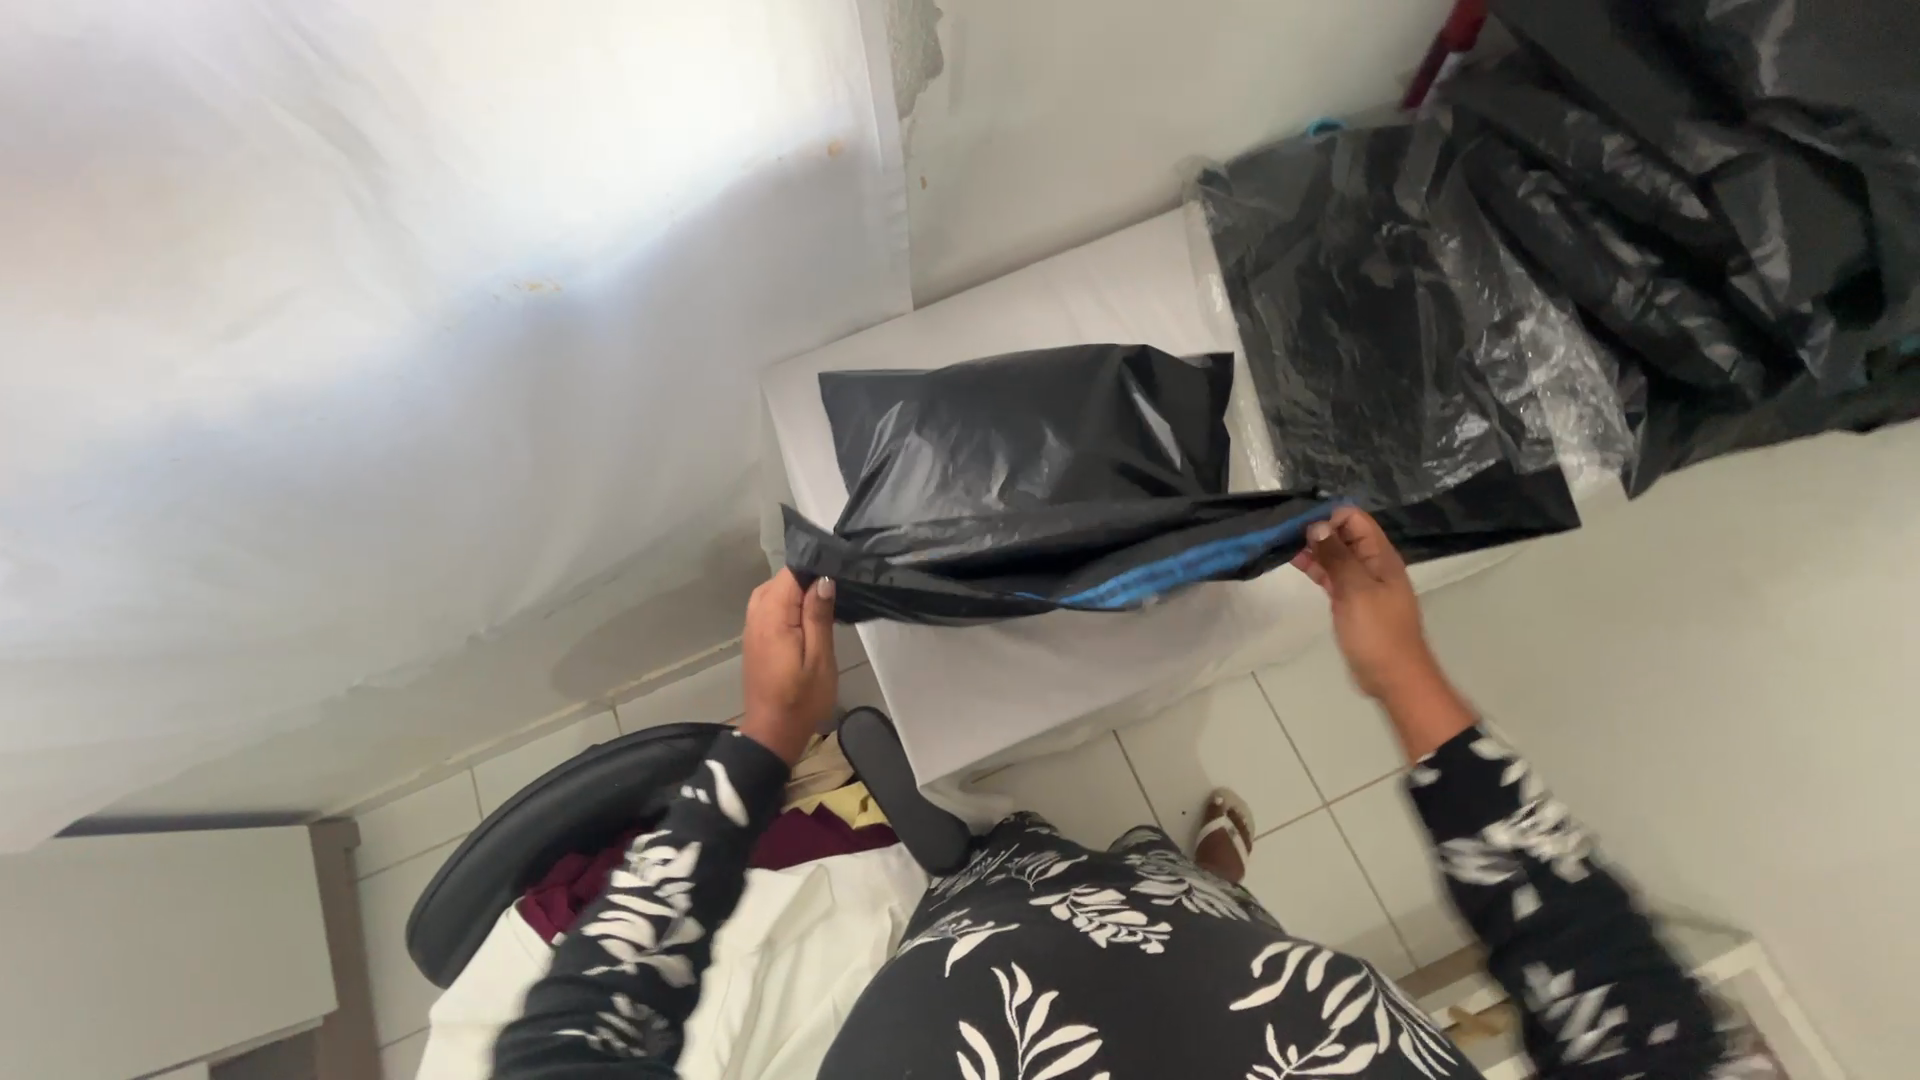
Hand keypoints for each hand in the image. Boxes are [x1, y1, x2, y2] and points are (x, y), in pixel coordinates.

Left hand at [738, 570, 837, 765]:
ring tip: (825, 601)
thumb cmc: (802, 699)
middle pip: (780, 579)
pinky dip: (787, 603)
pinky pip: (769, 606)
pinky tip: (807, 614)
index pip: (791, 574)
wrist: (773, 733)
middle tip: (838, 588)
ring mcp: (752, 627)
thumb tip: (823, 579)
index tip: (839, 569)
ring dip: (797, 591)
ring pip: (773, 591)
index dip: (815, 567)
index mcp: (773, 617)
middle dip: (807, 578)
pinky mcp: (755, 638)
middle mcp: (757, 615)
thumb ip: (818, 616)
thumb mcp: (820, 658)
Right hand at [1290, 507, 1440, 702]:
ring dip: (1312, 548)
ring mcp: (1361, 582)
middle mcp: (1372, 564)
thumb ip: (1337, 556)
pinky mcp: (1350, 599)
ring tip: (1281, 543)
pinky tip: (1294, 562)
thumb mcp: (1355, 590)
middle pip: (1344, 534)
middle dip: (1316, 529)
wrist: (1392, 676)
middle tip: (1283, 532)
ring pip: (1335, 554)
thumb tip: (1317, 525)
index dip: (1328, 516)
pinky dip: (1315, 567)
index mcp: (1380, 557)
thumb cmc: (1377, 632)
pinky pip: (1331, 574)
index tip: (1299, 523)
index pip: (1355, 519)